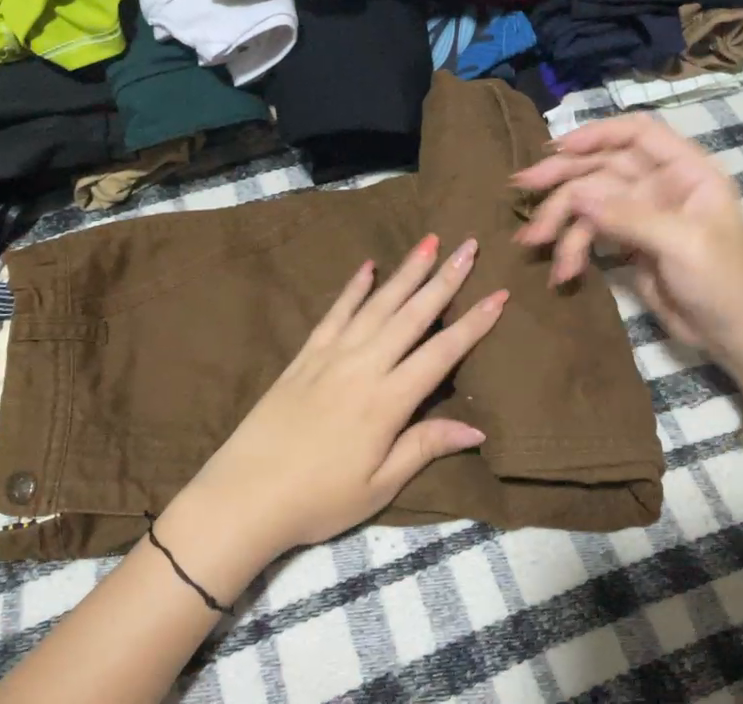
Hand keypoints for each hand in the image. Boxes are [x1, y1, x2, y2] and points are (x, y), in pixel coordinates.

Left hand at [164, 234, 506, 570]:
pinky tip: (367, 268)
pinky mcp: (303, 356)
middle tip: (468, 246)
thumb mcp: (378, 487)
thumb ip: (424, 447)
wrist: (243, 495)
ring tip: (429, 243)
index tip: (499, 294)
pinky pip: (334, 313)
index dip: (473, 323)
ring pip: (376, 305)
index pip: (441, 353)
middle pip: (411, 315)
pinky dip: (352, 289)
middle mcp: (362, 367)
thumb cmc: (318, 500)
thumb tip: (476, 427)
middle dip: (444, 279)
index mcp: (386, 402)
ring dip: (405, 273)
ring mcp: (330, 356)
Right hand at [511, 115, 742, 357]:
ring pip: (589, 202)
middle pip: (602, 166)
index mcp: (686, 171)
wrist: (738, 337)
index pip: (637, 133)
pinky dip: (572, 249)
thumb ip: (628, 216)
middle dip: (562, 177)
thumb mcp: (682, 244)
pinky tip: (561, 271)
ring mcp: (642, 214)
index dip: (596, 134)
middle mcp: (661, 184)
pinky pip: (590, 234)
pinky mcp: (628, 244)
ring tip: (534, 242)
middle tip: (522, 186)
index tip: (557, 149)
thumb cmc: (726, 282)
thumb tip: (575, 194)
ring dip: (559, 220)